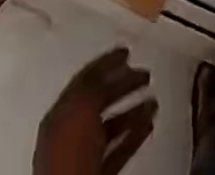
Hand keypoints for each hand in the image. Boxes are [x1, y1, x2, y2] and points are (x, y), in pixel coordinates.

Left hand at [35, 48, 157, 174]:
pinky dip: (134, 134)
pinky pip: (119, 147)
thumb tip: (109, 70)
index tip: (128, 51)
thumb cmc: (72, 152)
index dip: (106, 61)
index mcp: (60, 113)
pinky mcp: (99, 172)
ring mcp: (83, 153)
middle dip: (123, 84)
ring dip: (133, 109)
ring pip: (111, 124)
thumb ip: (94, 87)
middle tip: (146, 73)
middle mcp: (69, 130)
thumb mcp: (82, 110)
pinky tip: (149, 123)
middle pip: (99, 100)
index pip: (84, 78)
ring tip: (154, 100)